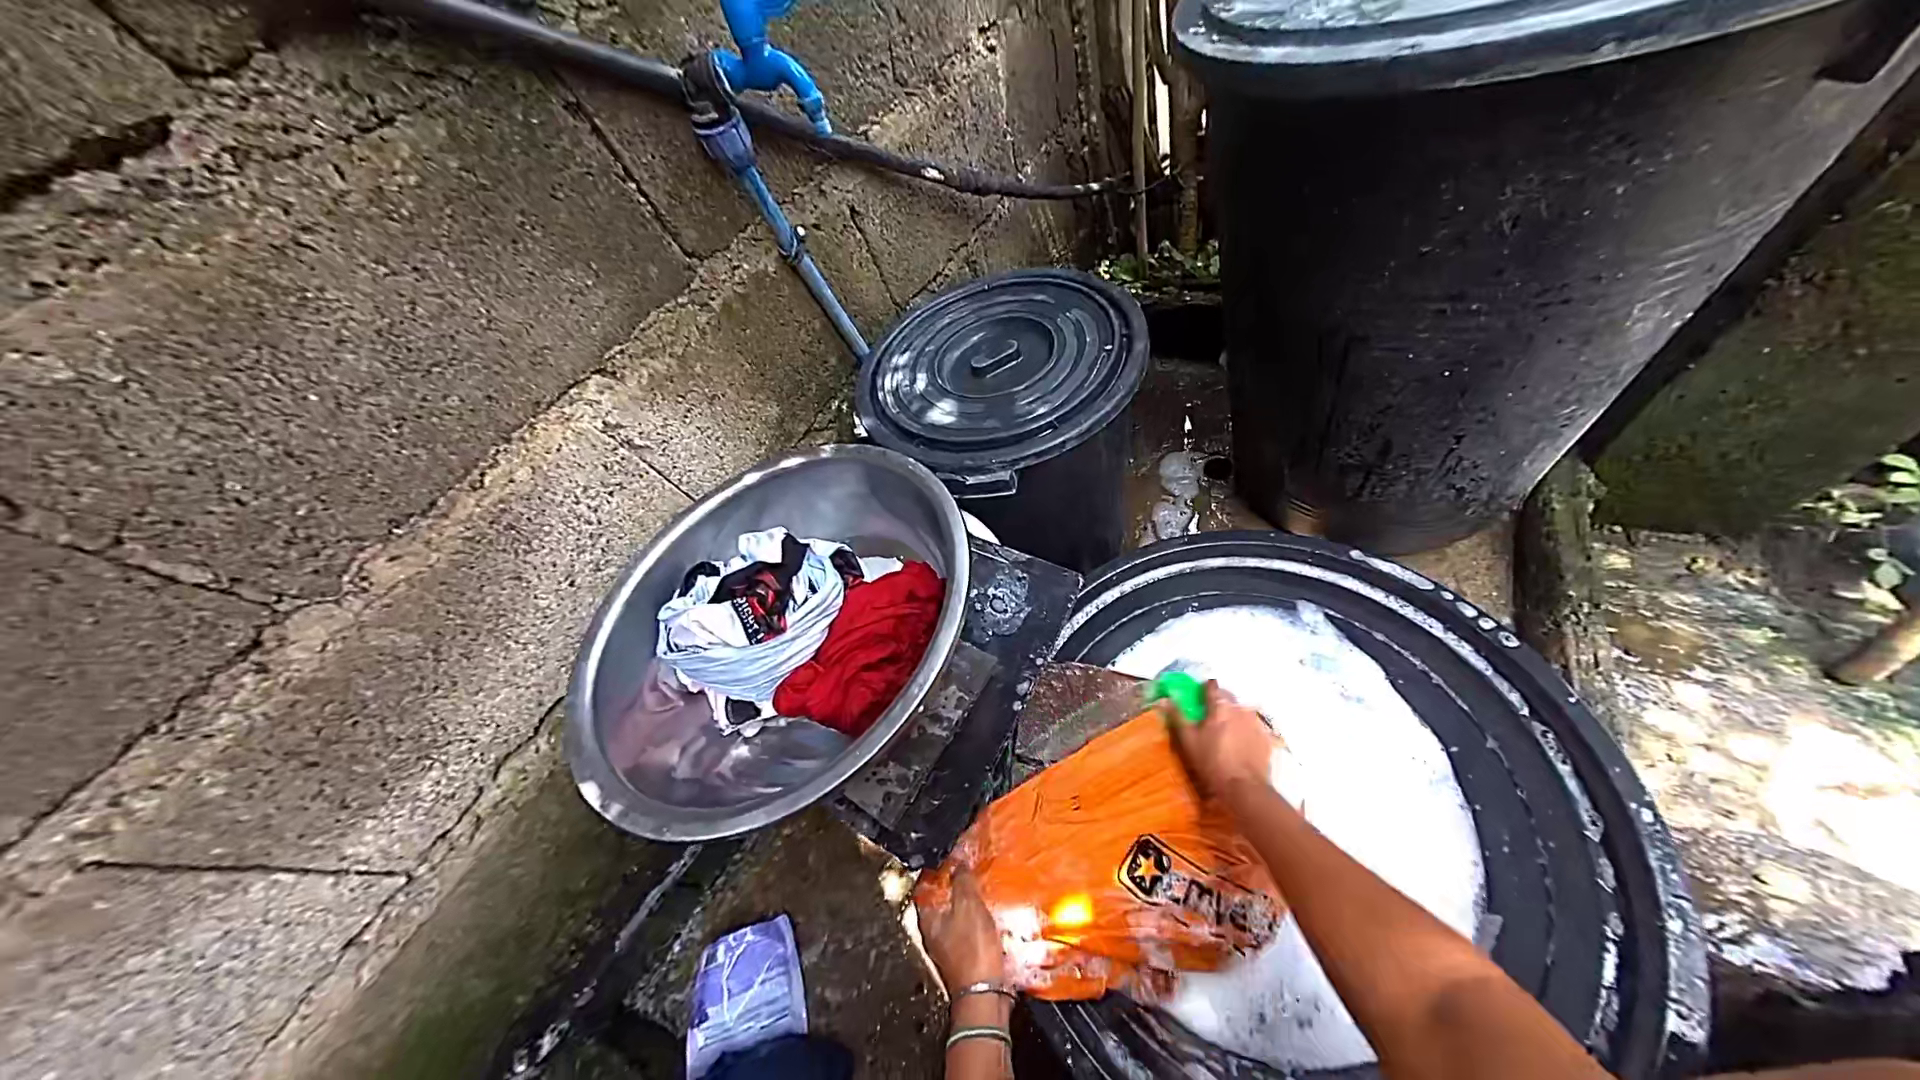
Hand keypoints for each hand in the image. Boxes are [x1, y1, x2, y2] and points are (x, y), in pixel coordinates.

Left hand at [915, 866, 1005, 991]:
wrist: (986, 994)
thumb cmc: (973, 950)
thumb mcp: (968, 907)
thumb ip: (962, 882)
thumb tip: (957, 862)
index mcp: (927, 919)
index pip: (924, 885)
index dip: (935, 869)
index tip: (949, 856)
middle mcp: (933, 933)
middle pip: (939, 901)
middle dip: (952, 886)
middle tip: (966, 870)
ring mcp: (948, 947)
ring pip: (954, 916)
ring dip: (966, 903)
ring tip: (980, 889)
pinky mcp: (964, 958)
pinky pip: (968, 930)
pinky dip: (976, 920)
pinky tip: (989, 915)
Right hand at [1168, 681, 1278, 799]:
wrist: (1244, 787)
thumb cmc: (1211, 761)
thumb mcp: (1188, 740)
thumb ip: (1177, 716)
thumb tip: (1166, 698)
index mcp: (1220, 705)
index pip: (1212, 685)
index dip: (1204, 689)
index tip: (1198, 697)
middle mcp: (1240, 708)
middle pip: (1227, 697)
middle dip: (1218, 702)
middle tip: (1209, 718)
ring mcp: (1256, 723)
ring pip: (1241, 712)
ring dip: (1232, 717)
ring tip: (1225, 734)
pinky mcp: (1266, 738)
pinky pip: (1252, 727)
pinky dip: (1244, 730)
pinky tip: (1239, 745)